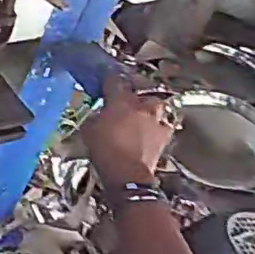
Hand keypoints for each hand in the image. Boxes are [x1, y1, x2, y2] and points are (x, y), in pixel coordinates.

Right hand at [82, 75, 175, 189]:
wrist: (127, 173)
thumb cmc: (104, 149)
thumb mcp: (88, 129)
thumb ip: (95, 116)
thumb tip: (98, 114)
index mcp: (120, 102)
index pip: (115, 81)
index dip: (109, 80)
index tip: (105, 82)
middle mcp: (141, 107)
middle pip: (141, 93)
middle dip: (134, 95)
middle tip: (125, 101)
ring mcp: (156, 121)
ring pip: (156, 107)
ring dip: (149, 109)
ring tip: (141, 115)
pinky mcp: (165, 136)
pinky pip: (163, 125)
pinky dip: (158, 126)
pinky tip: (151, 131)